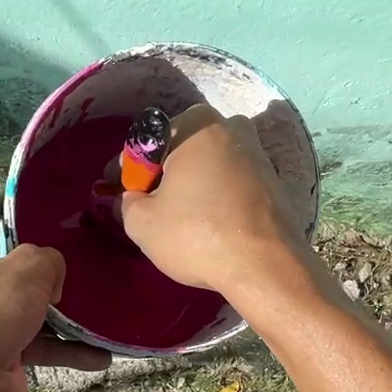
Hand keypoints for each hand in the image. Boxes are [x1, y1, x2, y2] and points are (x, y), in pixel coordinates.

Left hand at [0, 191, 109, 391]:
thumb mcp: (28, 268)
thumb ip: (48, 259)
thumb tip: (51, 276)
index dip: (2, 201)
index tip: (32, 197)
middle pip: (5, 261)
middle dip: (42, 263)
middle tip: (80, 251)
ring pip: (23, 306)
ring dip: (61, 313)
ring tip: (99, 306)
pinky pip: (33, 342)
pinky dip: (63, 349)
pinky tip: (100, 355)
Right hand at [120, 104, 315, 297]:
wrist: (264, 266)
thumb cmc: (196, 235)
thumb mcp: (142, 223)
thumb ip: (127, 202)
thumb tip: (133, 197)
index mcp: (196, 125)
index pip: (146, 142)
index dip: (126, 170)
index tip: (118, 190)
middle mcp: (231, 127)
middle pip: (180, 150)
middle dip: (162, 175)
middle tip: (148, 207)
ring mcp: (258, 153)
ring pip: (208, 166)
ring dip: (190, 187)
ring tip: (179, 220)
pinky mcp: (274, 181)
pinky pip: (230, 183)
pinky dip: (215, 198)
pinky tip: (208, 226)